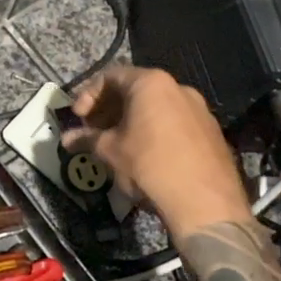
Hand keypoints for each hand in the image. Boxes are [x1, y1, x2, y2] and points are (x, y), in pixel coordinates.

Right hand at [63, 66, 248, 235]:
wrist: (206, 204)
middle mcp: (178, 88)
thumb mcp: (110, 151)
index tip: (78, 116)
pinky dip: (155, 130)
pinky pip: (176, 122)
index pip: (110, 76)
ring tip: (118, 142)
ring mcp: (200, 110)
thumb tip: (67, 140)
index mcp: (151, 83)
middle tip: (94, 128)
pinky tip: (146, 154)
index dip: (88, 95)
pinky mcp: (212, 132)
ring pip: (157, 106)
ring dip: (132, 119)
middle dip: (110, 107)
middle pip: (135, 89)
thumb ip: (87, 139)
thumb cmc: (149, 166)